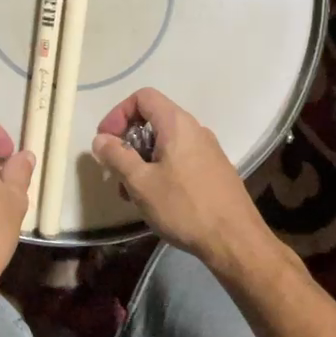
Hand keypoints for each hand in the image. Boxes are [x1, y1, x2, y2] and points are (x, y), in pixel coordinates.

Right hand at [89, 88, 278, 276]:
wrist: (235, 240)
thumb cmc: (184, 207)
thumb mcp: (141, 183)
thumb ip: (117, 156)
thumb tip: (100, 139)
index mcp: (177, 123)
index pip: (143, 97)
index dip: (118, 113)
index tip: (106, 141)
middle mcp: (195, 129)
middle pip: (153, 120)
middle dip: (128, 143)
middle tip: (116, 172)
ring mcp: (208, 149)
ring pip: (166, 143)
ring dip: (143, 161)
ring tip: (132, 194)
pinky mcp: (215, 169)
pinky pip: (180, 158)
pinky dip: (161, 170)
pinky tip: (156, 200)